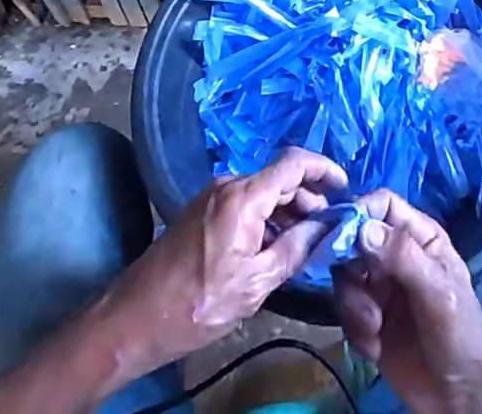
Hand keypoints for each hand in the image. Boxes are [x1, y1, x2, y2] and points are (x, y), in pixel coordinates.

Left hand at [103, 148, 347, 368]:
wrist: (135, 318)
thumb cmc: (198, 304)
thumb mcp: (256, 284)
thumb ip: (296, 249)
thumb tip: (326, 227)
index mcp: (244, 197)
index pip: (294, 163)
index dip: (325, 169)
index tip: (345, 186)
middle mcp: (229, 185)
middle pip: (280, 178)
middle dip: (310, 197)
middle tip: (329, 226)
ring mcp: (214, 195)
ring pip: (264, 191)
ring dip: (289, 210)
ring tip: (307, 240)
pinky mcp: (204, 209)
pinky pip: (246, 202)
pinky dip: (267, 216)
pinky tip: (276, 244)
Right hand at [332, 191, 481, 413]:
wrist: (459, 401)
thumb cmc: (460, 336)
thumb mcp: (438, 293)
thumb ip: (402, 256)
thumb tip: (361, 226)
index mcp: (420, 237)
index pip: (382, 205)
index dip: (359, 213)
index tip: (340, 236)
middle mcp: (396, 253)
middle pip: (355, 237)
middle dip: (350, 267)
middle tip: (358, 295)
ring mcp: (380, 285)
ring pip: (345, 274)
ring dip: (353, 305)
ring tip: (373, 329)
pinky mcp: (367, 316)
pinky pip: (344, 308)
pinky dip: (355, 328)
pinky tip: (375, 348)